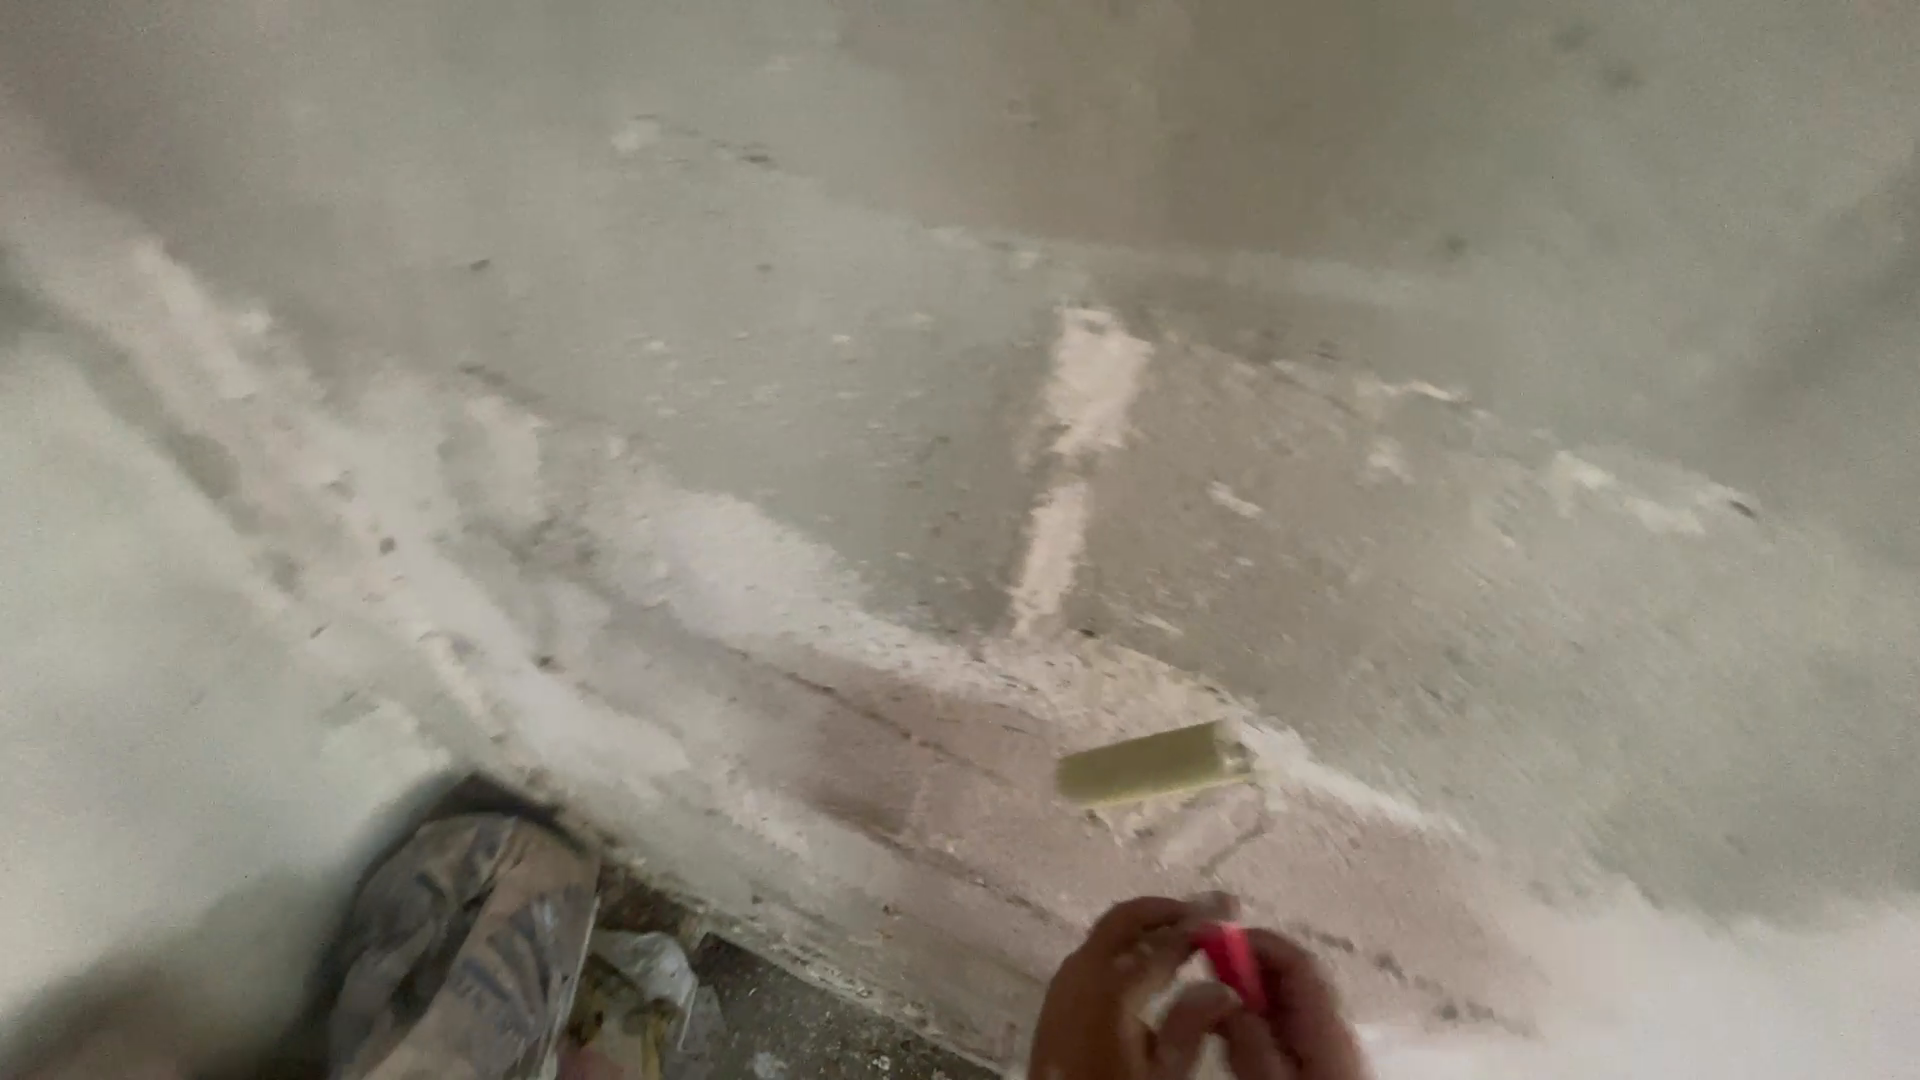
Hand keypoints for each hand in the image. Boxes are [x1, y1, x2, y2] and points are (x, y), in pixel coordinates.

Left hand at [1028, 896, 1243, 1079]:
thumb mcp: (1162, 1077)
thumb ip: (1190, 1026)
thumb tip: (1222, 987)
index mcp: (1111, 987)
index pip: (1162, 943)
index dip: (1197, 924)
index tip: (1225, 909)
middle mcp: (1083, 968)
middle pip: (1127, 918)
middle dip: (1167, 910)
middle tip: (1206, 909)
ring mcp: (1066, 977)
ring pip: (1110, 931)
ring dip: (1147, 925)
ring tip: (1187, 929)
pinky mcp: (1060, 991)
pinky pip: (1097, 951)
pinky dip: (1127, 943)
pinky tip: (1153, 959)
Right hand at [1214, 929, 1369, 1079]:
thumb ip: (1248, 1037)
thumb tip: (1223, 995)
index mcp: (1327, 1028)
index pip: (1293, 958)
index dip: (1251, 939)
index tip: (1206, 939)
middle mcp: (1331, 1031)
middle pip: (1289, 975)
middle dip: (1243, 963)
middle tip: (1198, 967)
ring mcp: (1327, 1053)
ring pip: (1284, 1002)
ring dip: (1245, 991)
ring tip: (1206, 1004)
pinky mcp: (1318, 1073)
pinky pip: (1283, 1029)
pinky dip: (1252, 1020)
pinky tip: (1227, 1037)